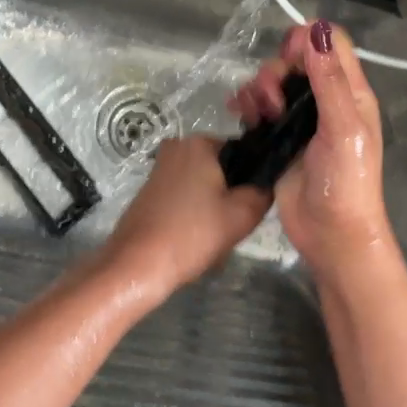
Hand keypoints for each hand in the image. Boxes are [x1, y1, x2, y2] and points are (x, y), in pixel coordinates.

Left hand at [104, 135, 271, 294]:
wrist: (138, 263)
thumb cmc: (192, 233)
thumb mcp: (242, 215)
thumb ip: (263, 192)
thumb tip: (268, 183)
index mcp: (199, 143)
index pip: (242, 152)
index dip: (252, 180)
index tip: (251, 208)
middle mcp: (177, 147)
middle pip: (221, 170)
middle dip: (231, 196)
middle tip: (233, 226)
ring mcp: (160, 168)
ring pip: (203, 186)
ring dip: (214, 209)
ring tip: (214, 237)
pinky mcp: (150, 190)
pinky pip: (185, 197)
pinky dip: (194, 214)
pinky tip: (195, 238)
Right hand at [228, 21, 391, 280]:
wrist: (330, 235)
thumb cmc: (347, 181)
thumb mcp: (343, 127)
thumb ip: (329, 80)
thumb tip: (317, 30)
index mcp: (351, 93)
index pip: (332, 45)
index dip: (309, 39)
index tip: (288, 53)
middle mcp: (326, 101)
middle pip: (297, 61)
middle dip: (278, 70)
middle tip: (272, 97)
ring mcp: (300, 120)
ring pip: (275, 83)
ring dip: (260, 88)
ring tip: (259, 113)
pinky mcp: (278, 138)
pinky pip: (259, 107)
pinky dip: (247, 103)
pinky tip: (240, 112)